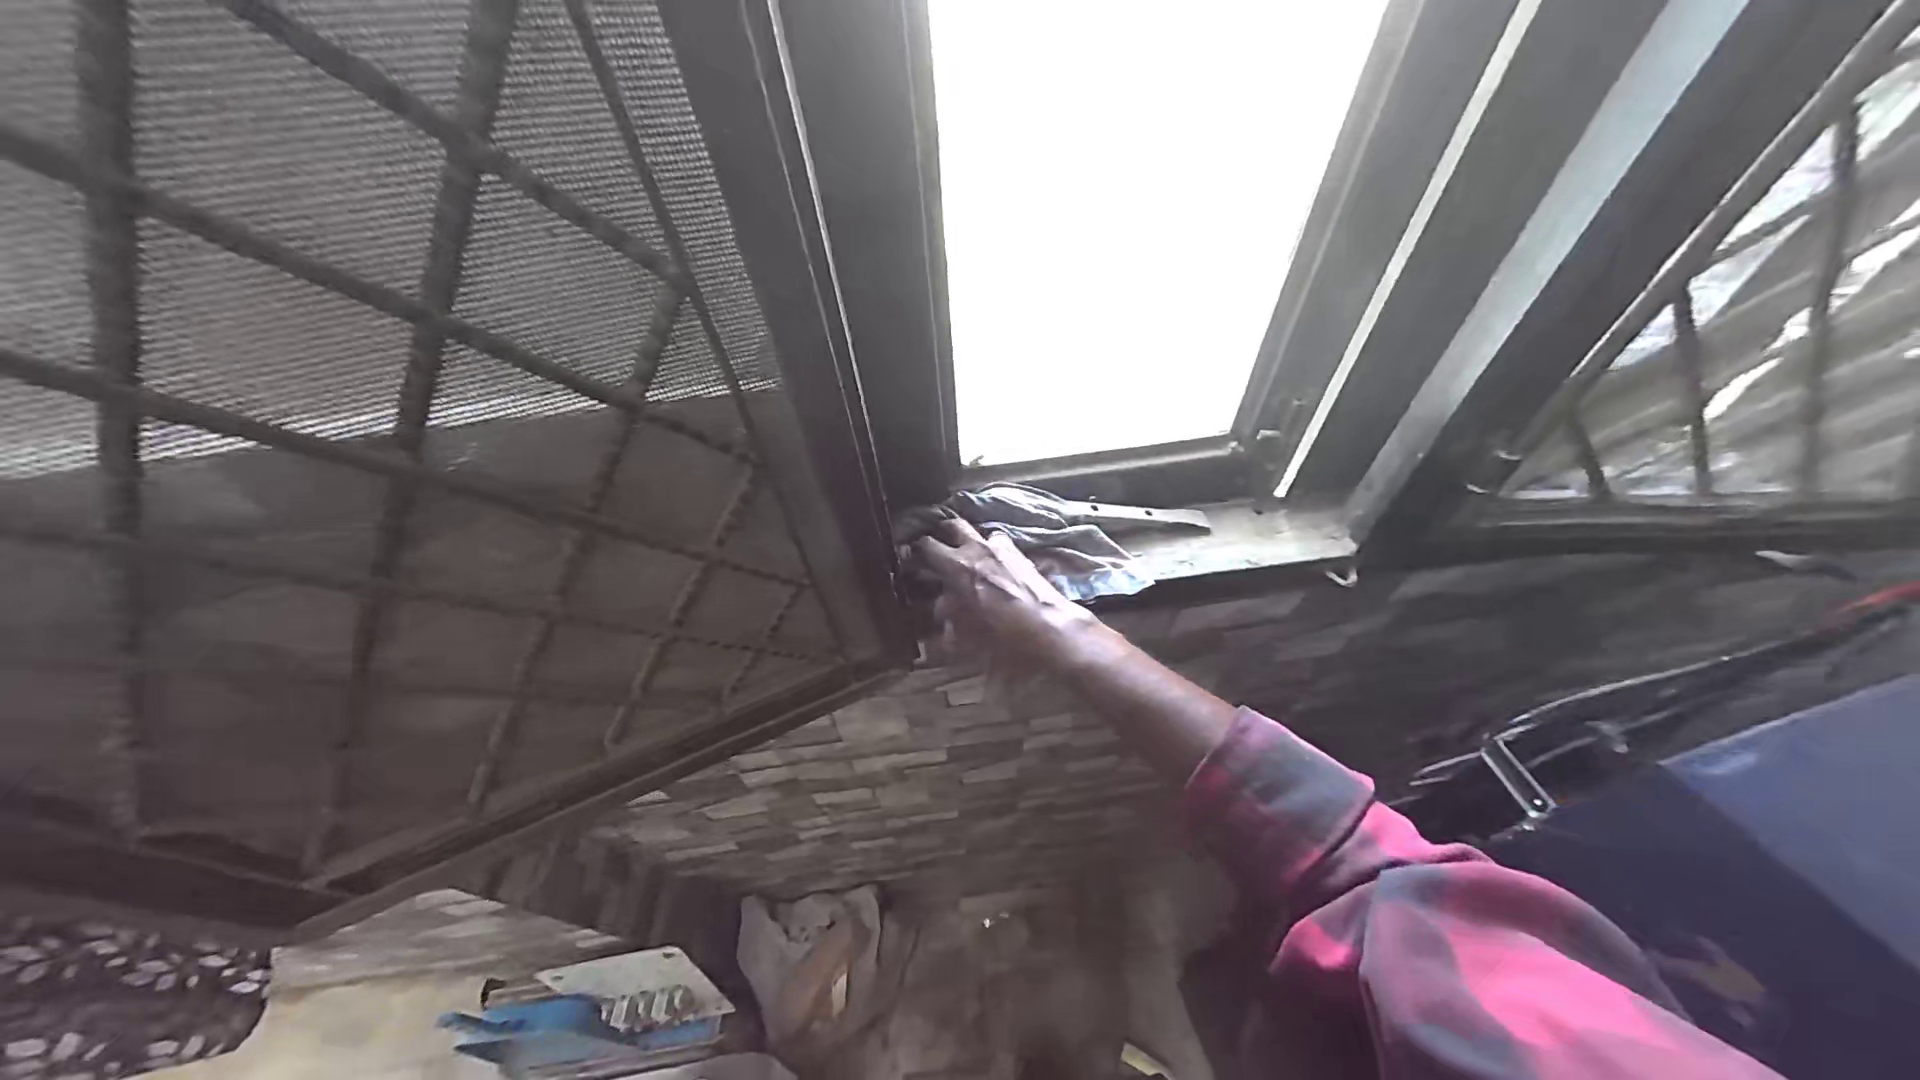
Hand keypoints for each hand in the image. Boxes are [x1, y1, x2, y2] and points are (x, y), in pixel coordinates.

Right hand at [910, 518, 1098, 666]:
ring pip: (981, 533)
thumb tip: (940, 612)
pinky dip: (995, 551)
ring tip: (967, 555)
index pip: (925, 545)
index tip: (909, 555)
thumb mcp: (966, 636)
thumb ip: (948, 620)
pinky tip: (997, 567)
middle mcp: (979, 549)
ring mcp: (1004, 549)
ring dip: (972, 540)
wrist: (1051, 630)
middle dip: (942, 532)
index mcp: (957, 566)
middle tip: (935, 546)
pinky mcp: (1024, 556)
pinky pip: (1003, 545)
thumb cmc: (1002, 637)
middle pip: (953, 526)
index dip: (914, 549)